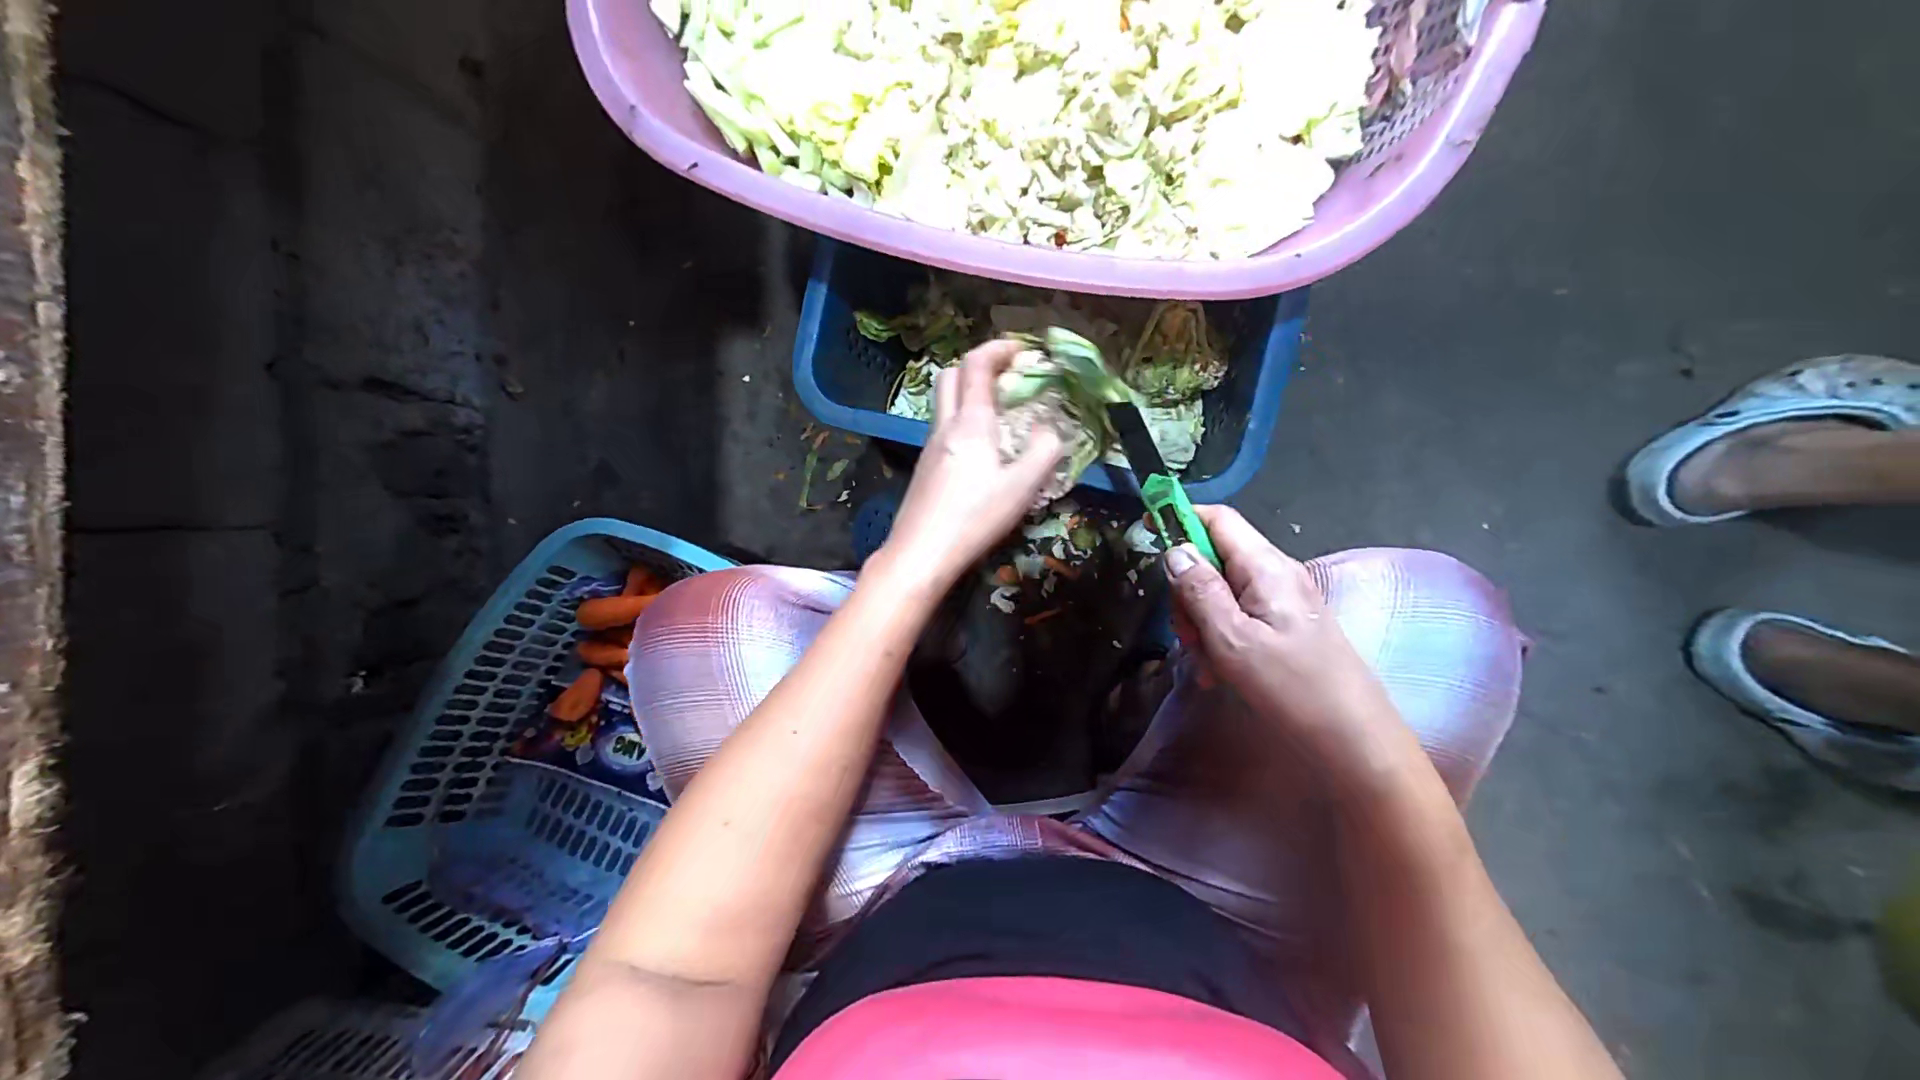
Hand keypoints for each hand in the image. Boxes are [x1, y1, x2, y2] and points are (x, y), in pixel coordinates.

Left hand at [877, 340, 1063, 586]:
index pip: (977, 364)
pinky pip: (943, 428)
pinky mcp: (924, 468)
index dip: (999, 348)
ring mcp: (929, 447)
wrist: (920, 553)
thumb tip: (1050, 429)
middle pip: (951, 374)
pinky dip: (962, 421)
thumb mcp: (1022, 487)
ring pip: (944, 402)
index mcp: (970, 422)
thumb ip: (1044, 452)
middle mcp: (945, 426)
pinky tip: (981, 450)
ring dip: (968, 393)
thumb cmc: (974, 517)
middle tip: (1007, 377)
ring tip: (1000, 413)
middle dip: (978, 364)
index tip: (1023, 351)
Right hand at [1163, 505, 1415, 783]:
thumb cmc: (1291, 687)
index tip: (1147, 538)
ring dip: (1200, 622)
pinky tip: (1219, 673)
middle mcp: (1275, 574)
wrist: (1353, 740)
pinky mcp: (1284, 625)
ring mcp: (1281, 600)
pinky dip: (1219, 638)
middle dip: (1187, 591)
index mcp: (1265, 567)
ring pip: (1220, 592)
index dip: (1180, 520)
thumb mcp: (1232, 639)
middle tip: (1185, 633)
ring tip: (1206, 663)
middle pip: (1213, 558)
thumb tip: (1174, 550)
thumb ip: (1199, 591)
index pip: (1217, 519)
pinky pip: (1238, 617)